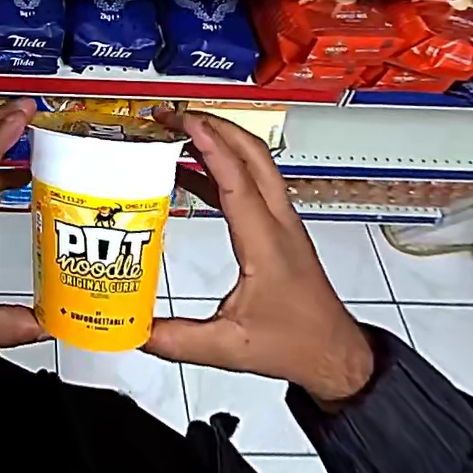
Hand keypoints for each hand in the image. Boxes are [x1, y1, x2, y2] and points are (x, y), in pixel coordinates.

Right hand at [143, 110, 375, 405]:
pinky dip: (219, 165)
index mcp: (265, 242)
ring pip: (253, 160)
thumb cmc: (298, 344)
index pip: (237, 180)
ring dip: (219, 138)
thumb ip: (178, 338)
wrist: (336, 354)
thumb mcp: (231, 348)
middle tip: (175, 117)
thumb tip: (137, 328)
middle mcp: (277, 221)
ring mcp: (279, 219)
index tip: (185, 123)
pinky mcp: (276, 225)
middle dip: (212, 124)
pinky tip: (191, 171)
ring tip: (180, 131)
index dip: (210, 146)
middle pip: (251, 152)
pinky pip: (248, 180)